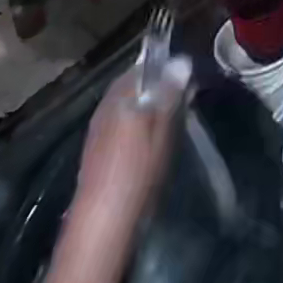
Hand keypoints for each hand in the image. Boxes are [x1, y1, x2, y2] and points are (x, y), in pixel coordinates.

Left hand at [71, 56, 190, 233]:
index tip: (186, 75)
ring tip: (170, 118)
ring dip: (145, 103)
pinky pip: (120, 119)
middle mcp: (106, 103)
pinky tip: (148, 138)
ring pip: (126, 102)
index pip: (143, 66)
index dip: (164, 67)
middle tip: (182, 97)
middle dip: (155, 85)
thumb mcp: (160, 133)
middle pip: (133, 83)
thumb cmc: (136, 173)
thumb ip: (168, 95)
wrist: (102, 221)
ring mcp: (99, 125)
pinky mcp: (97, 146)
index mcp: (120, 94)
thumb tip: (180, 62)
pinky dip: (136, 120)